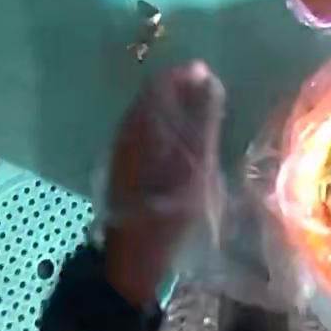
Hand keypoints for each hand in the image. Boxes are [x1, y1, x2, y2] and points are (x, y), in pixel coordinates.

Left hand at [103, 61, 225, 305]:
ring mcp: (122, 145)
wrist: (132, 257)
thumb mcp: (197, 165)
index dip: (186, 74)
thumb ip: (205, 120)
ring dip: (173, 105)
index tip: (209, 75)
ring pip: (148, 109)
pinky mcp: (122, 160)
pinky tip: (180, 138)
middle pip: (154, 93)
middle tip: (209, 94)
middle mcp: (129, 127)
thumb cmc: (170, 211)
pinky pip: (143, 127)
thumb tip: (209, 80)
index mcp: (145, 123)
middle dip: (181, 88)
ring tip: (199, 115)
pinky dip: (164, 123)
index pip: (162, 81)